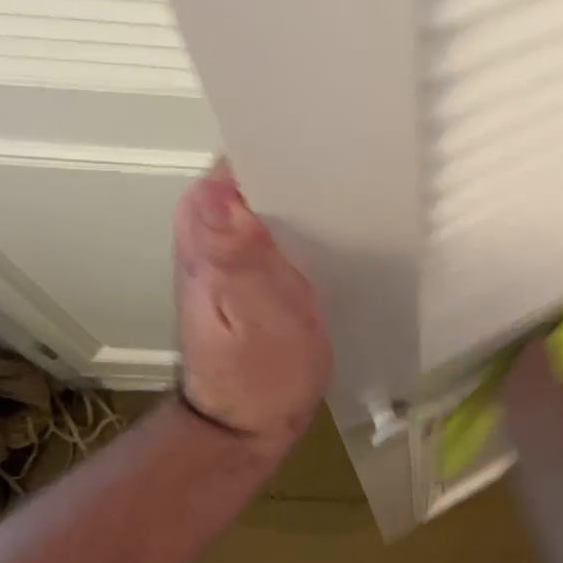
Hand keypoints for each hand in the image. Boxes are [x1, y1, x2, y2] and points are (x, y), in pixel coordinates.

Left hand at [174, 161, 331, 448]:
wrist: (250, 423)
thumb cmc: (257, 375)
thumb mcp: (253, 319)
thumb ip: (236, 258)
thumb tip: (220, 194)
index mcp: (203, 227)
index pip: (240, 158)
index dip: (282, 144)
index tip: (331, 138)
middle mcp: (210, 221)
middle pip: (257, 163)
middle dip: (302, 155)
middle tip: (357, 157)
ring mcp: (231, 236)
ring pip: (271, 184)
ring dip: (309, 179)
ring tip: (358, 176)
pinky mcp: (255, 252)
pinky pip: (282, 209)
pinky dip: (310, 206)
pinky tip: (343, 211)